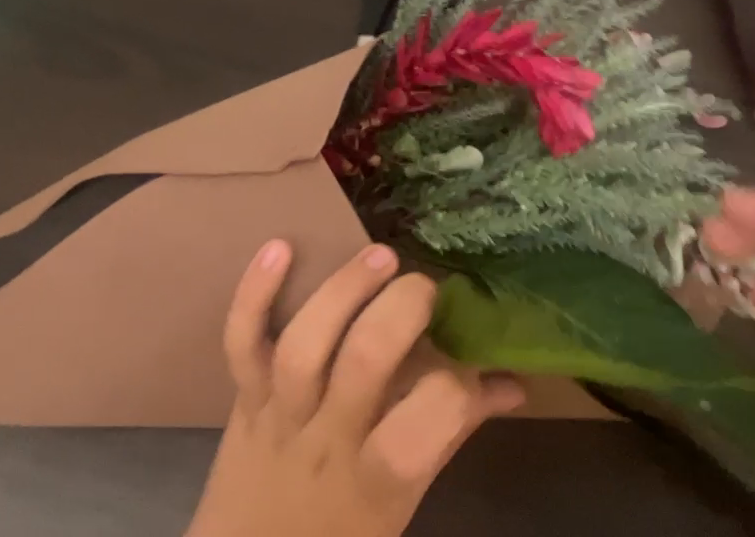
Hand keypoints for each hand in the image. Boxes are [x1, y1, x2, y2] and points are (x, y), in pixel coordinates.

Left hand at [186, 240, 525, 536]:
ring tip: (380, 257)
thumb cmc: (341, 530)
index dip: (456, 386)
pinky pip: (242, 343)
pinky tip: (280, 246)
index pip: (425, 426)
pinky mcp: (242, 395)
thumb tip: (512, 383)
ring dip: (342, 292)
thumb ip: (453, 433)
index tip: (471, 358)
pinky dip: (253, 294)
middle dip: (399, 312)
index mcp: (378, 475)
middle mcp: (327, 440)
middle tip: (424, 286)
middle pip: (362, 364)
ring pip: (303, 345)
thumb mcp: (404, 498)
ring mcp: (279, 415)